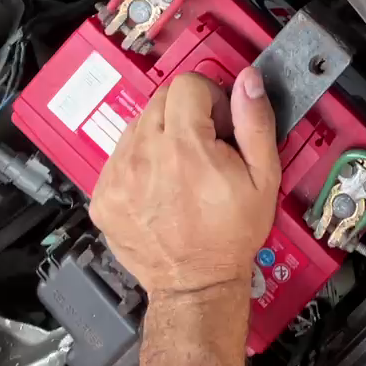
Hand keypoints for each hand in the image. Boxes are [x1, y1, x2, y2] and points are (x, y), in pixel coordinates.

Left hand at [90, 68, 280, 299]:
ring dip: (161, 133)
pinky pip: (120, 153)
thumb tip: (248, 80)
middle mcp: (143, 157)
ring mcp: (117, 177)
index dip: (210, 98)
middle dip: (186, 112)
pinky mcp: (102, 196)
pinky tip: (160, 182)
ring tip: (181, 166)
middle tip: (204, 145)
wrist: (196, 286)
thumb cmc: (232, 233)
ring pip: (139, 123)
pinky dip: (141, 158)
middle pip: (161, 98)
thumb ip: (255, 121)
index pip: (187, 84)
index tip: (219, 125)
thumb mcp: (263, 176)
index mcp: (184, 147)